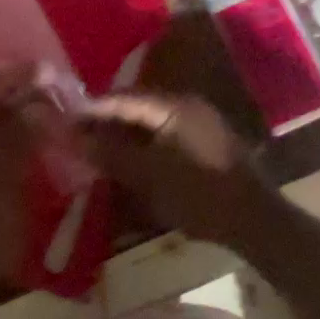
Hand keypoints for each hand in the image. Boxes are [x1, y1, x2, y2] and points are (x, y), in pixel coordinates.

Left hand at [0, 66, 51, 285]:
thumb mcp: (1, 173)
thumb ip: (20, 132)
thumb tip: (41, 98)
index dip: (16, 78)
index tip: (51, 68)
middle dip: (25, 100)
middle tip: (63, 92)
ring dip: (27, 124)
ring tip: (61, 118)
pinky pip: (3, 160)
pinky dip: (25, 151)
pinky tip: (47, 154)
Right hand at [75, 93, 271, 245]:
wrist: (256, 221)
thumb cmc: (199, 194)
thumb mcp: (148, 176)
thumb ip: (110, 153)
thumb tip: (73, 137)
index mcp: (173, 105)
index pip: (122, 97)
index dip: (91, 108)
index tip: (63, 118)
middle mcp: (187, 104)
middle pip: (136, 105)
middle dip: (106, 120)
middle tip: (77, 135)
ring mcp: (200, 122)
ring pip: (150, 120)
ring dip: (124, 133)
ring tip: (98, 149)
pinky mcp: (206, 142)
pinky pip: (165, 132)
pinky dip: (143, 143)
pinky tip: (130, 161)